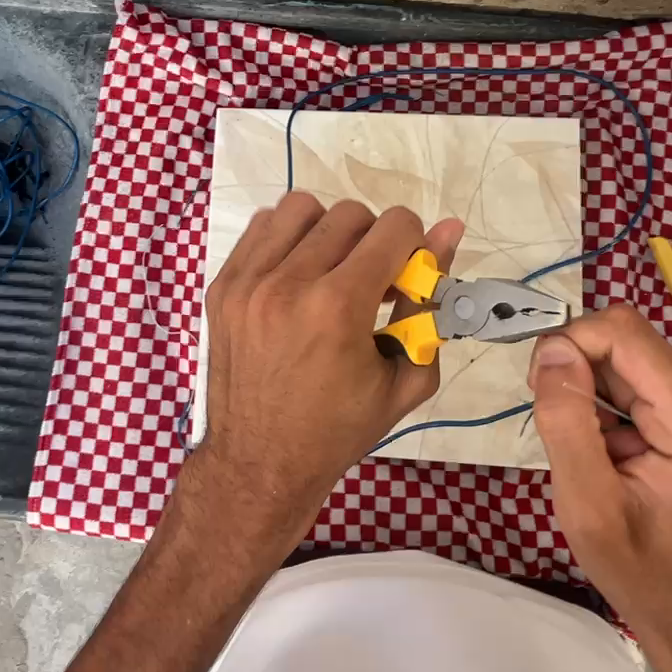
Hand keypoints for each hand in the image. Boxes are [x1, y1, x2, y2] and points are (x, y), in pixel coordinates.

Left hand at [194, 192, 462, 547]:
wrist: (260, 462)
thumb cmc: (340, 428)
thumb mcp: (406, 376)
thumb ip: (431, 300)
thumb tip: (450, 230)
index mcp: (337, 308)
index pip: (394, 226)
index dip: (413, 243)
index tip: (406, 273)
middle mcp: (288, 283)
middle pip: (350, 214)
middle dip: (373, 241)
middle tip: (371, 280)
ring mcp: (247, 281)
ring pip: (302, 208)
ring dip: (327, 231)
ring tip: (330, 271)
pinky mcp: (222, 284)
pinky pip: (263, 226)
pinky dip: (287, 239)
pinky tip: (296, 275)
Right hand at [529, 305, 671, 671]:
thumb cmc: (642, 571)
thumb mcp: (586, 506)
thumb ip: (566, 421)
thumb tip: (553, 349)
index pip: (626, 333)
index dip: (572, 343)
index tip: (543, 389)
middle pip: (628, 343)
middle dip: (580, 373)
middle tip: (563, 429)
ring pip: (631, 360)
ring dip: (596, 392)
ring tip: (592, 448)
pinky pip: (645, 379)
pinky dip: (614, 404)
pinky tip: (615, 448)